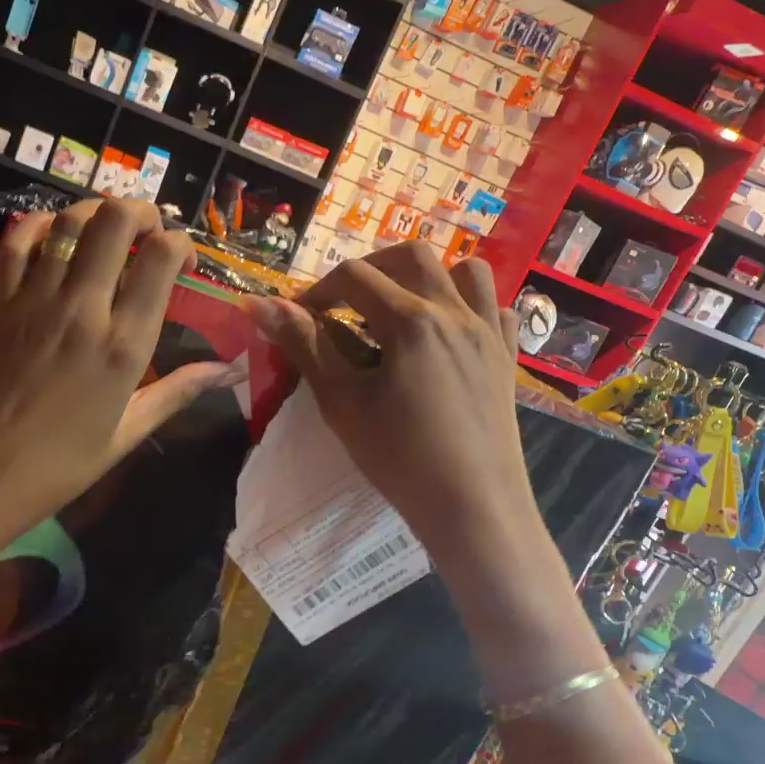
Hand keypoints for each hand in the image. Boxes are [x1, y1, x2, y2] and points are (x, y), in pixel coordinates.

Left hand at [0, 198, 239, 582]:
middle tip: (148, 229)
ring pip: (68, 222)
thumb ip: (178, 391)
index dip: (181, 243)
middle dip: (141, 211)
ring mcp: (36, 301)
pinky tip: (55, 232)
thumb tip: (230, 370)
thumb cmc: (62, 465)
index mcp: (123, 345)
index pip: (161, 258)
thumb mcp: (128, 432)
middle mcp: (82, 309)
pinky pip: (18, 243)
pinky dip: (39, 224)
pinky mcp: (0, 303)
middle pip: (115, 222)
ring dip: (95, 211)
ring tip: (108, 226)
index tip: (183, 260)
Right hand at [247, 244, 539, 562]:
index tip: (298, 318)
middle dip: (369, 268)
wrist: (472, 507)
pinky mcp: (507, 358)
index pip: (353, 277)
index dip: (316, 291)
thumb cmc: (398, 456)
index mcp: (410, 320)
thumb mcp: (340, 400)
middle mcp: (454, 312)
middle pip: (410, 256)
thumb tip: (257, 303)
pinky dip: (471, 307)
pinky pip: (498, 309)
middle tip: (344, 302)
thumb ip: (302, 345)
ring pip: (466, 270)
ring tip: (400, 308)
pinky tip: (449, 334)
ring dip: (428, 277)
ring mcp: (489, 332)